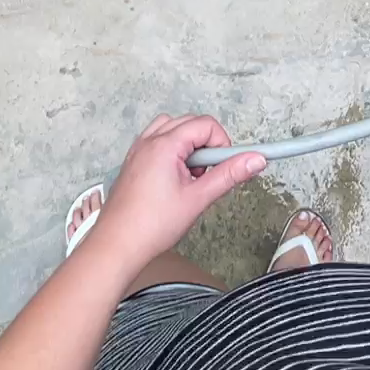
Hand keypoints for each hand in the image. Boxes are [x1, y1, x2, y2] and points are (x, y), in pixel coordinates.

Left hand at [91, 115, 266, 268]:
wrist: (116, 247)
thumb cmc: (149, 226)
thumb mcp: (198, 198)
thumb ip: (229, 175)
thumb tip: (254, 160)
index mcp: (164, 145)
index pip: (206, 125)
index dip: (222, 144)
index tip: (227, 164)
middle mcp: (148, 142)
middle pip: (190, 123)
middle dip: (206, 145)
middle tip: (209, 173)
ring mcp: (138, 151)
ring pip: (172, 128)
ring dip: (188, 145)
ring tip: (191, 175)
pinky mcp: (133, 163)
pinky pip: (157, 141)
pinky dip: (172, 151)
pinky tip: (175, 178)